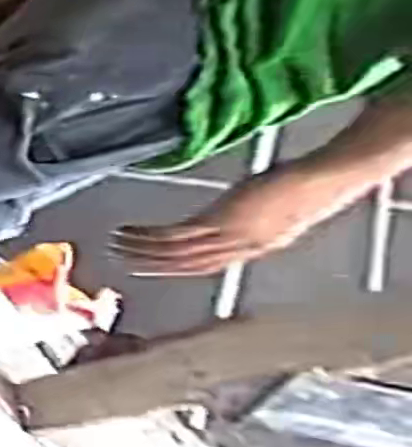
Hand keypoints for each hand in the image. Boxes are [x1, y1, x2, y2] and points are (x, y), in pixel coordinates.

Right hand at [111, 165, 368, 275]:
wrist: (330, 177)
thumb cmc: (310, 186)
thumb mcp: (278, 210)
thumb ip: (247, 219)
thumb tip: (221, 220)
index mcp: (256, 246)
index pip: (204, 266)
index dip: (169, 269)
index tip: (141, 266)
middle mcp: (241, 247)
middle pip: (184, 262)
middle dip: (147, 262)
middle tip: (118, 256)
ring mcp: (231, 235)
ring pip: (175, 251)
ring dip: (139, 248)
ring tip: (116, 240)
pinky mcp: (222, 220)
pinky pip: (176, 234)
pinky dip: (147, 235)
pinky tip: (132, 229)